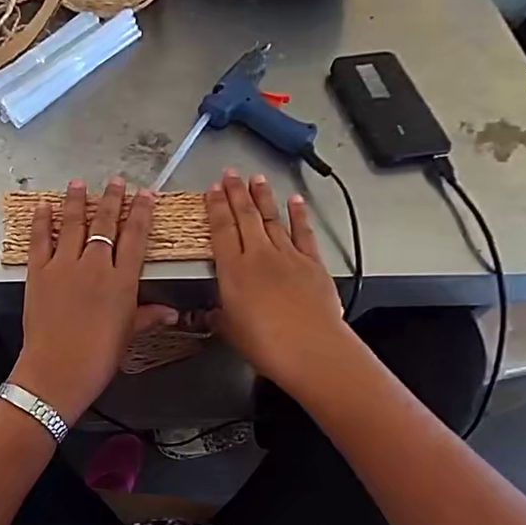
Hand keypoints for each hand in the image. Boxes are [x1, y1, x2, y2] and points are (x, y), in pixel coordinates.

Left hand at [11, 177, 175, 421]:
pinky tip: (43, 206)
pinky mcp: (38, 273)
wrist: (58, 370)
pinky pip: (40, 239)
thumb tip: (171, 312)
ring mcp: (64, 266)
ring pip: (73, 224)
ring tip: (79, 183)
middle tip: (117, 181)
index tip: (145, 194)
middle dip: (113, 199)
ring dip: (77, 201)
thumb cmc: (98, 357)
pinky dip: (41, 221)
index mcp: (122, 280)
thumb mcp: (128, 335)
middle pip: (105, 223)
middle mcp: (95, 266)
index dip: (141, 212)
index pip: (136, 237)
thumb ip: (148, 316)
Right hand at [206, 169, 349, 389]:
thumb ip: (219, 315)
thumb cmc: (268, 345)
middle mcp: (260, 256)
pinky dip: (299, 215)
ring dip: (264, 197)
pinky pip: (303, 232)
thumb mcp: (230, 330)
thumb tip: (212, 314)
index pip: (221, 229)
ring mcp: (288, 257)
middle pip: (246, 216)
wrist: (310, 349)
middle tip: (231, 174)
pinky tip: (296, 202)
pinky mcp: (313, 264)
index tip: (213, 190)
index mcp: (234, 270)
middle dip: (237, 192)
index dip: (217, 206)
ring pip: (273, 218)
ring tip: (257, 179)